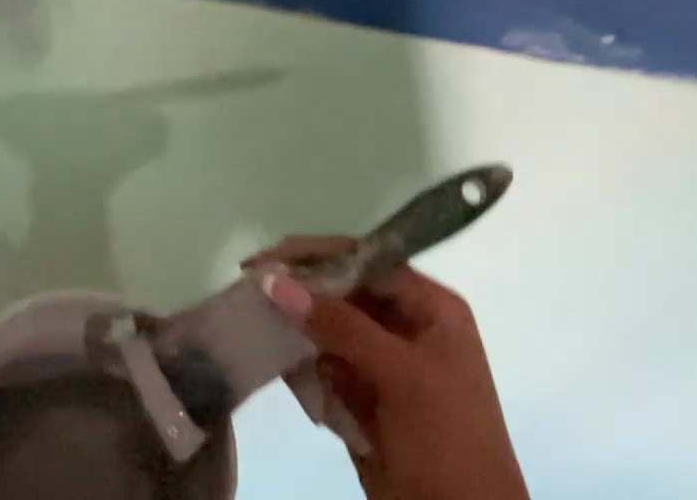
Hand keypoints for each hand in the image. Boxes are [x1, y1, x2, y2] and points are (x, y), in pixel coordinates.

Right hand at [253, 249, 527, 499]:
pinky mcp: (360, 392)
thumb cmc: (448, 441)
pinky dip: (296, 357)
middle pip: (341, 289)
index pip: (365, 262)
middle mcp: (405, 324)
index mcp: (430, 308)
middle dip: (299, 289)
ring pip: (325, 323)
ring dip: (292, 322)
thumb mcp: (400, 376)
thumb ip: (338, 323)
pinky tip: (270, 352)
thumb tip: (272, 279)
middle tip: (249, 285)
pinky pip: (319, 359)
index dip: (315, 256)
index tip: (266, 260)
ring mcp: (382, 359)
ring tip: (252, 317)